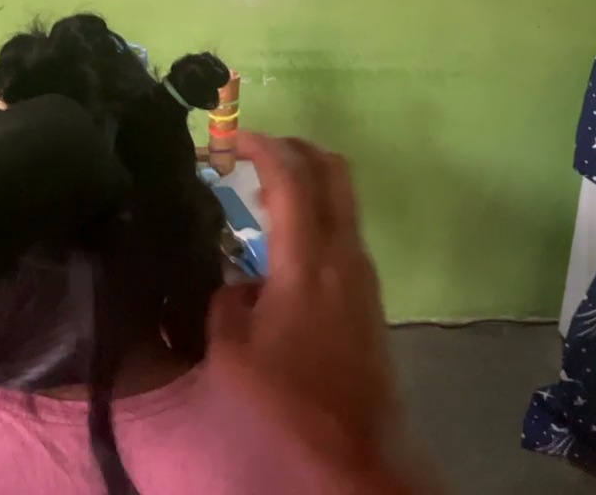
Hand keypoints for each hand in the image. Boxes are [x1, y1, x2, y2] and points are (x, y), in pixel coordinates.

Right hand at [205, 131, 423, 490]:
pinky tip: (284, 241)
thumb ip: (226, 304)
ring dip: (307, 180)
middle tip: (256, 150)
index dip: (264, 147)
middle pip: (333, 170)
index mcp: (308, 262)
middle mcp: (345, 254)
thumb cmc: (289, 405)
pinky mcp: (369, 293)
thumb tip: (236, 284)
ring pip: (343, 198)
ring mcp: (363, 271)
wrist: (358, 455)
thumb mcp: (232, 357)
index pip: (292, 179)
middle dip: (296, 147)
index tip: (234, 139)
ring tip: (261, 194)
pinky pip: (344, 229)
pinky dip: (316, 212)